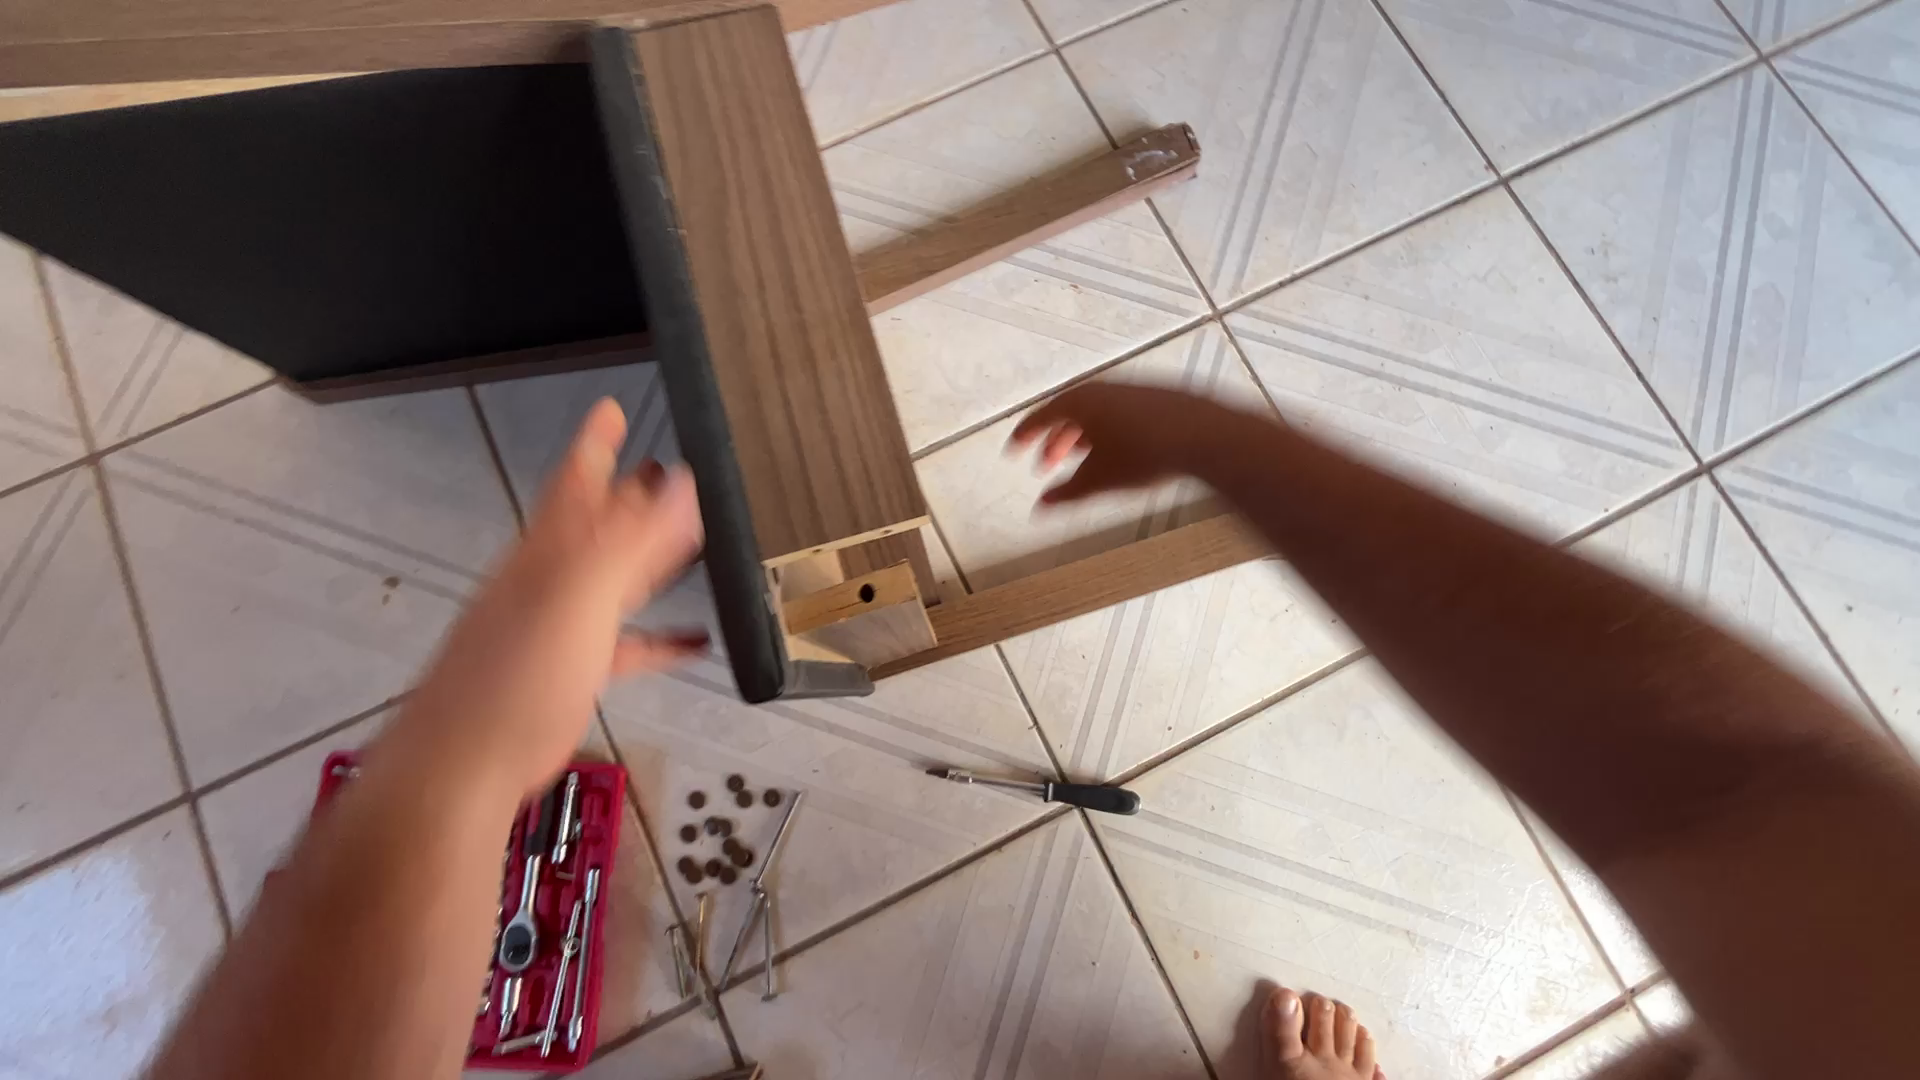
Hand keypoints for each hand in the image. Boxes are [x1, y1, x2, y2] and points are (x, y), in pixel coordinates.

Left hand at [378, 399, 706, 799]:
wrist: (467, 763)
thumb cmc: (518, 675)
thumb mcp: (578, 598)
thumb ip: (630, 540)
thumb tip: (677, 482)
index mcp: (551, 553)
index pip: (576, 483)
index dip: (594, 444)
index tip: (611, 408)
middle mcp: (555, 579)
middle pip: (601, 524)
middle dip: (632, 495)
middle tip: (665, 470)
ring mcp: (564, 624)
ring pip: (616, 577)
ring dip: (651, 558)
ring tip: (692, 541)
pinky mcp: (576, 667)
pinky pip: (628, 640)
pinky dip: (661, 637)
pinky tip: (694, 641)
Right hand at [1007, 382, 1239, 504]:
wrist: (1205, 436)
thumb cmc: (1146, 455)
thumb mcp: (1098, 481)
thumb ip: (1066, 494)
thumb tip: (1041, 506)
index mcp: (1080, 403)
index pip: (1041, 416)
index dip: (1025, 435)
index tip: (1014, 448)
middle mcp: (1104, 390)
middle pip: (1068, 412)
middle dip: (1054, 438)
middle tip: (1046, 463)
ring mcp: (1132, 390)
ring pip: (1096, 412)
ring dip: (1081, 434)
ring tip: (1081, 460)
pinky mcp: (1158, 398)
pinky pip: (1119, 412)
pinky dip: (1107, 429)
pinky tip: (1118, 451)